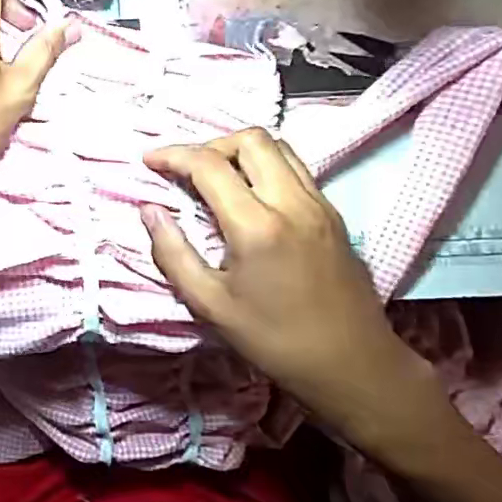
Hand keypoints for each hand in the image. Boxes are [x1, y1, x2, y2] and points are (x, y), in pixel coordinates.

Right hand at [139, 128, 447, 458]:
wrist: (352, 362)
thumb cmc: (275, 341)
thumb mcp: (212, 306)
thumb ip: (173, 253)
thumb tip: (150, 211)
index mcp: (257, 226)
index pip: (209, 165)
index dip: (173, 155)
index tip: (151, 161)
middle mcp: (291, 201)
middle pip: (250, 139)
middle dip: (211, 145)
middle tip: (188, 172)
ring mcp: (319, 203)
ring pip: (278, 147)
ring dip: (242, 151)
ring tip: (219, 178)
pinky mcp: (334, 212)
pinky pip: (297, 168)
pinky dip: (267, 166)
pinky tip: (253, 196)